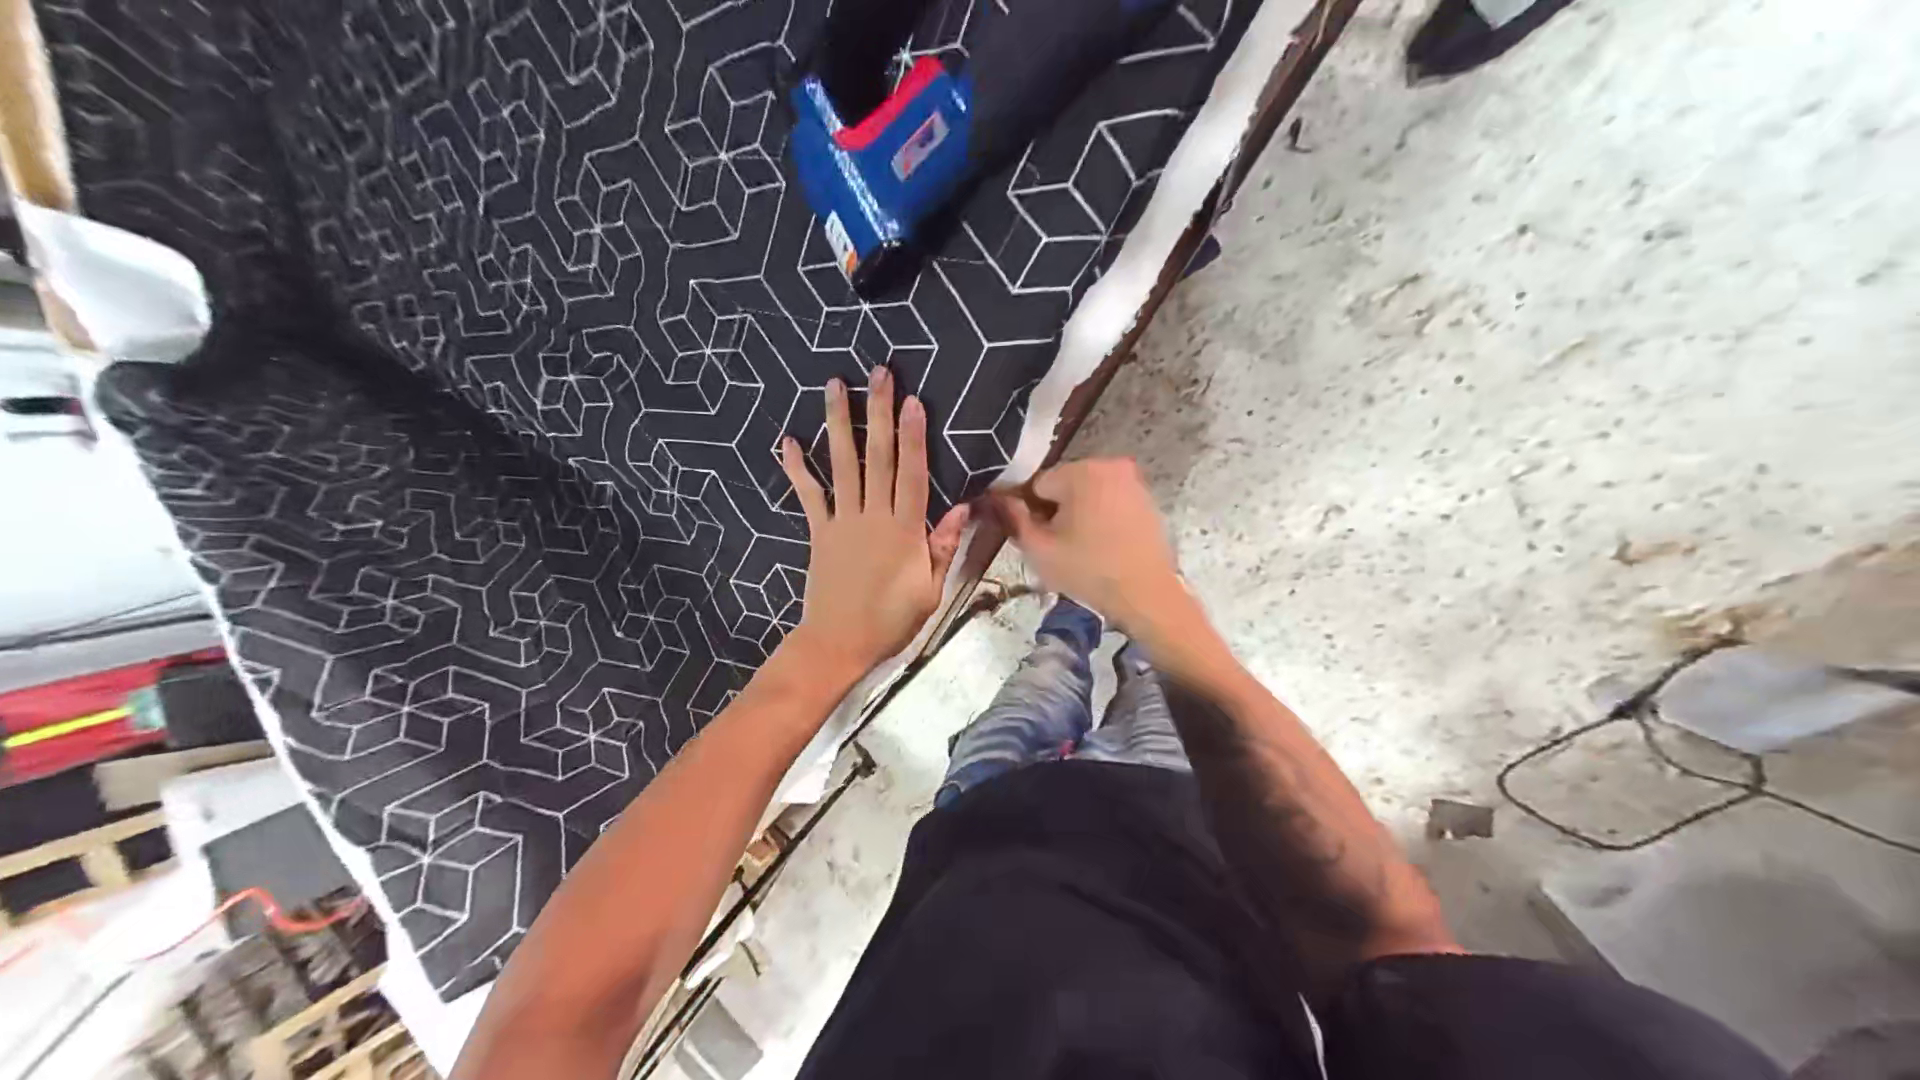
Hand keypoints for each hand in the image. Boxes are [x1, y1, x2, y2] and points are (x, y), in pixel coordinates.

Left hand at [780, 366, 969, 677]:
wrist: (839, 643)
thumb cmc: (891, 620)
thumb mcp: (931, 589)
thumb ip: (943, 546)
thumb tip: (964, 507)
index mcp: (905, 529)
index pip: (912, 473)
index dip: (913, 435)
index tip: (911, 399)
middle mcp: (872, 515)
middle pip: (878, 456)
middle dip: (878, 412)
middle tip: (877, 372)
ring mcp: (842, 520)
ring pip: (842, 464)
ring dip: (839, 423)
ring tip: (834, 386)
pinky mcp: (818, 531)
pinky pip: (808, 494)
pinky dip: (797, 468)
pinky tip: (787, 440)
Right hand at [990, 459, 1186, 636]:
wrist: (1146, 595)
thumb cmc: (1089, 571)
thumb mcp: (1039, 550)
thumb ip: (1014, 519)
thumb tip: (999, 498)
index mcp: (1081, 472)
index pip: (1037, 483)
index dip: (1030, 510)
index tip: (1034, 536)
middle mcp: (1109, 465)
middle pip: (1063, 484)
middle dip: (1055, 508)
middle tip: (1056, 544)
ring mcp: (1132, 480)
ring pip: (1087, 491)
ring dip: (1077, 512)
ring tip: (1079, 546)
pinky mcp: (1146, 498)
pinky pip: (1109, 499)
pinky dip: (1100, 515)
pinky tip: (1101, 544)